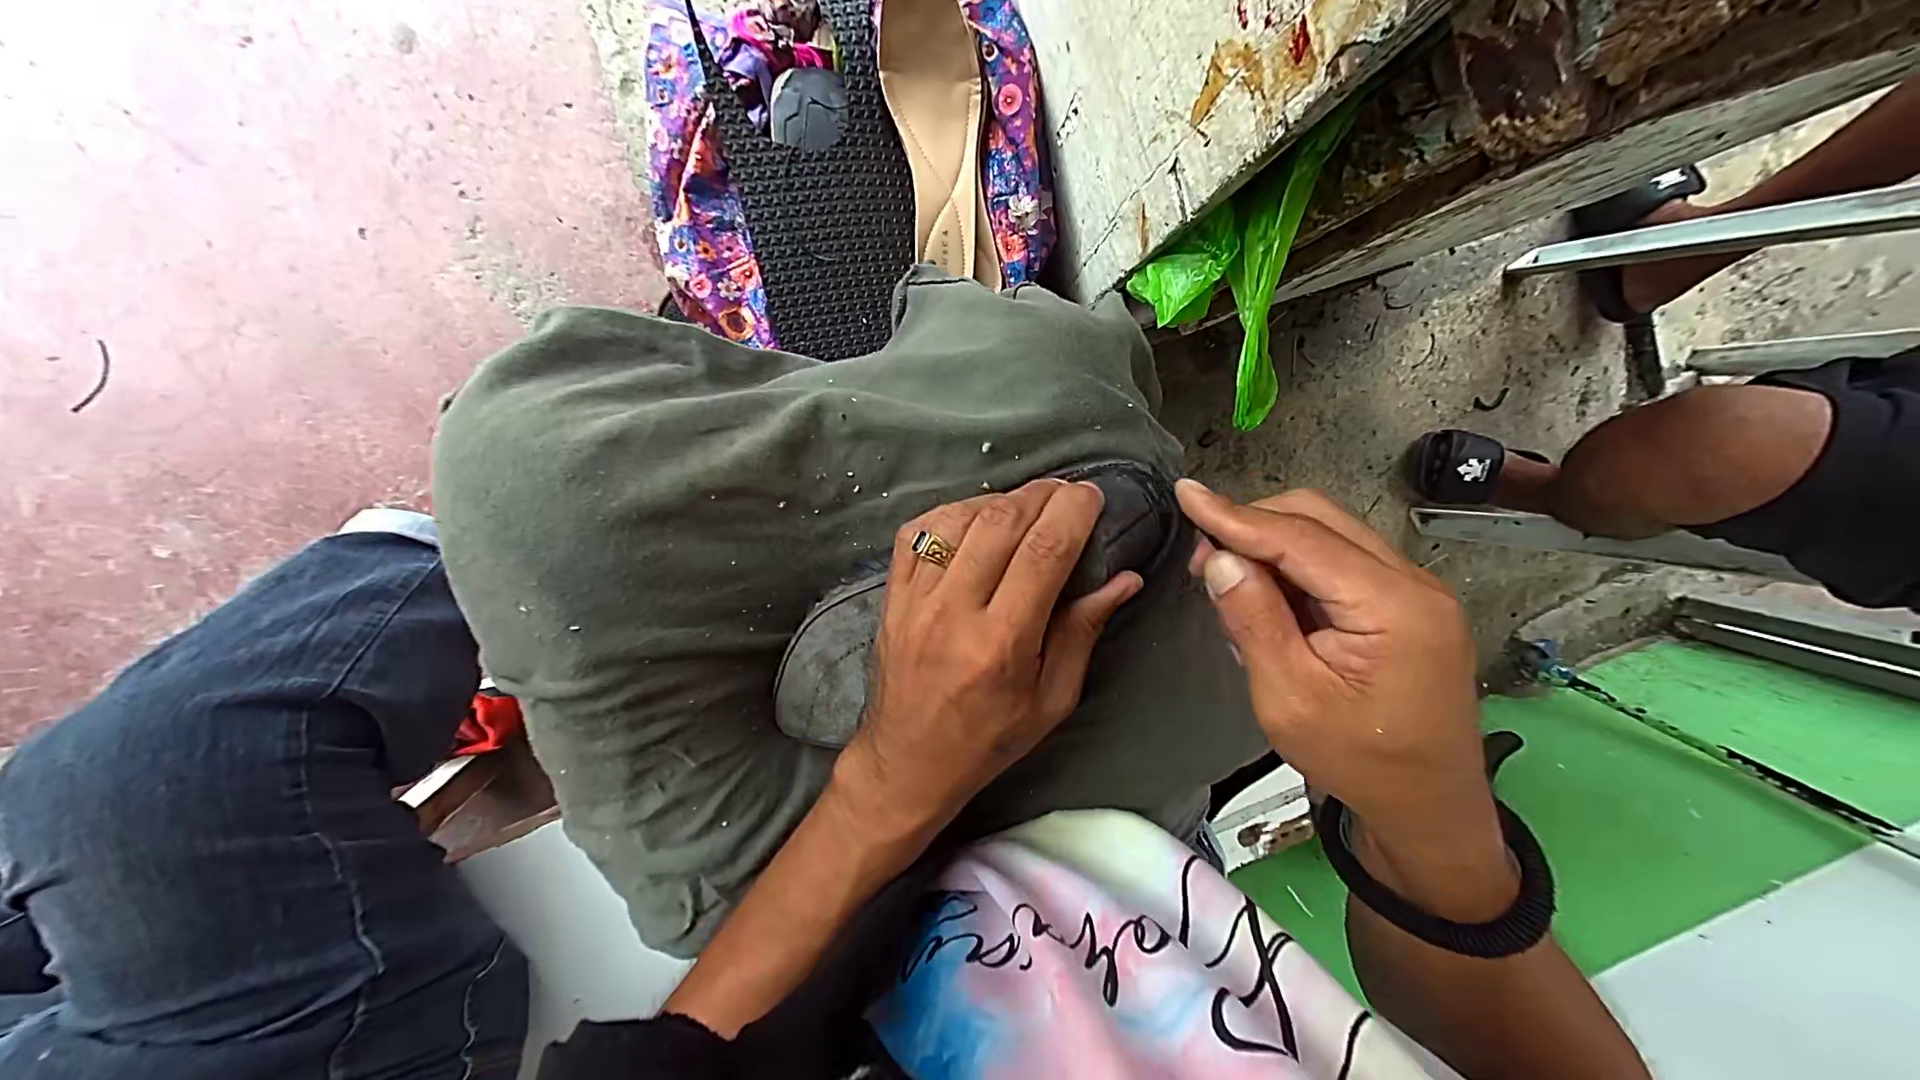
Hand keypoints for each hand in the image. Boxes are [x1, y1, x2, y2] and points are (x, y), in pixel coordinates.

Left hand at [833, 479, 1142, 835]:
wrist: (907, 761)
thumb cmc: (987, 739)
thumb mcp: (1051, 700)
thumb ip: (1084, 632)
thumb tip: (1125, 579)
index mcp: (1001, 643)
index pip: (1044, 551)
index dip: (1074, 511)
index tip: (1092, 496)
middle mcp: (953, 612)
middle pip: (1001, 522)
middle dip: (1042, 494)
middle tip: (1065, 493)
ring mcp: (914, 600)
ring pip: (957, 518)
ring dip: (999, 500)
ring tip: (1024, 506)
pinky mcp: (891, 596)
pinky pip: (917, 532)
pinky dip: (950, 513)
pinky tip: (973, 519)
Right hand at [1174, 481, 1505, 886]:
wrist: (1427, 806)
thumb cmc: (1358, 761)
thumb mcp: (1289, 698)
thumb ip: (1254, 620)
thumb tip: (1221, 559)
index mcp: (1393, 605)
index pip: (1300, 539)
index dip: (1235, 515)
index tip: (1186, 494)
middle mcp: (1412, 582)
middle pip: (1318, 518)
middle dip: (1252, 525)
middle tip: (1202, 560)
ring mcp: (1413, 589)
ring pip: (1327, 532)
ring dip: (1269, 544)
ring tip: (1228, 582)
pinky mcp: (1403, 602)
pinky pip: (1337, 560)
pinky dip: (1292, 566)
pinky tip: (1266, 598)